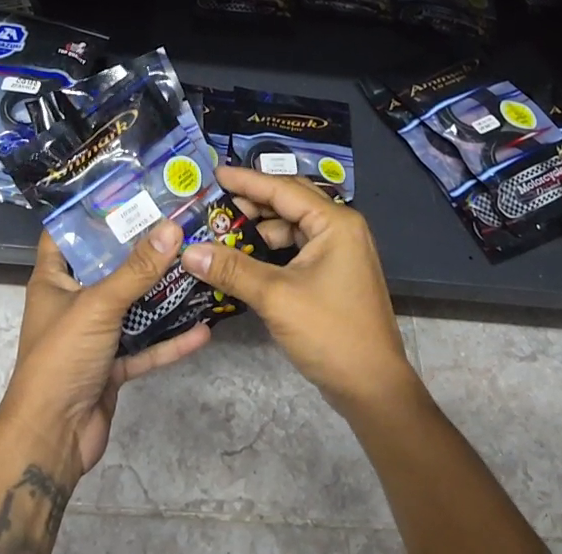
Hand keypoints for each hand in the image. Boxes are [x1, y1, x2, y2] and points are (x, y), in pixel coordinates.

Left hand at [0, 221, 211, 475]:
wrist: (53, 437)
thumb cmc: (62, 358)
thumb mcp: (98, 305)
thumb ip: (137, 269)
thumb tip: (171, 227)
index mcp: (53, 281)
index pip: (65, 234)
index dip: (89, 213)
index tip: (128, 193)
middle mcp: (72, 302)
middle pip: (108, 268)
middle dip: (140, 250)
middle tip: (178, 224)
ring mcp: (93, 336)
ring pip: (131, 307)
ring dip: (160, 294)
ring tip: (196, 268)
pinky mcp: (112, 367)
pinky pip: (145, 347)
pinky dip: (170, 341)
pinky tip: (202, 329)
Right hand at [181, 167, 417, 417]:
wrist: (373, 387)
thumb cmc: (330, 332)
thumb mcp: (276, 297)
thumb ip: (232, 269)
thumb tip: (188, 252)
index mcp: (335, 222)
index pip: (283, 188)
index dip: (246, 181)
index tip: (213, 174)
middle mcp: (340, 229)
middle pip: (288, 204)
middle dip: (250, 203)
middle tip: (212, 204)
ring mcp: (339, 253)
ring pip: (291, 228)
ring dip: (258, 230)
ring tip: (220, 233)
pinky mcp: (333, 275)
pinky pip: (296, 250)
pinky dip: (270, 251)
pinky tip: (243, 260)